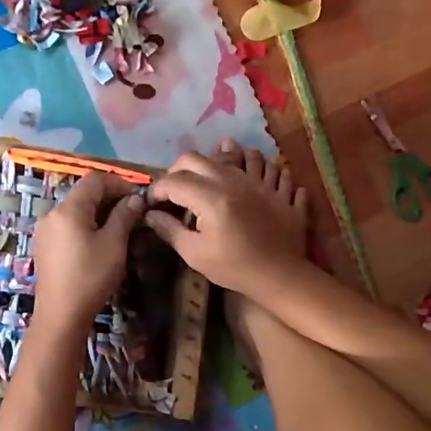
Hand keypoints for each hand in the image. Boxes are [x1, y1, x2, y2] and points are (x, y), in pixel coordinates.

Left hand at [32, 172, 143, 327]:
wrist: (61, 315)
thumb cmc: (91, 276)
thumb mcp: (114, 244)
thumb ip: (124, 215)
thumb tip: (135, 199)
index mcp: (68, 209)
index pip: (95, 180)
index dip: (119, 183)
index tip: (138, 199)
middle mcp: (52, 214)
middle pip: (84, 194)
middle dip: (110, 199)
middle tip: (133, 215)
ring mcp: (45, 232)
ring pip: (76, 211)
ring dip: (100, 214)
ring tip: (120, 230)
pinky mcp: (45, 247)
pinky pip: (68, 226)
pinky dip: (87, 226)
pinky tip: (100, 244)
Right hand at [144, 153, 305, 297]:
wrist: (280, 276)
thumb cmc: (234, 268)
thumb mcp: (195, 254)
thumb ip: (170, 230)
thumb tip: (150, 215)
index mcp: (210, 197)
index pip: (173, 180)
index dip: (157, 189)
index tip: (153, 203)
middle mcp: (234, 180)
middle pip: (197, 158)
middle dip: (178, 170)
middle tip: (175, 190)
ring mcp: (260, 181)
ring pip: (239, 153)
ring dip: (224, 160)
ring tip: (216, 178)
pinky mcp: (280, 189)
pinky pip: (273, 167)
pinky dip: (262, 169)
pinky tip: (254, 181)